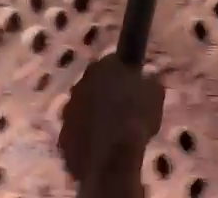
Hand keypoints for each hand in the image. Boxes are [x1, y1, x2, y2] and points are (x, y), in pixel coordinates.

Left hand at [58, 55, 164, 197]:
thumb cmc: (137, 118)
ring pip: (82, 109)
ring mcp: (68, 112)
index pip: (112, 61)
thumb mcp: (154, 93)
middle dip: (105, 93)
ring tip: (112, 130)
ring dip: (94, 116)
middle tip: (122, 106)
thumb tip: (145, 80)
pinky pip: (76, 134)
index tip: (132, 82)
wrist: (113, 157)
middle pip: (93, 84)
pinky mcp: (63, 139)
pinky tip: (102, 147)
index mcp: (102, 67)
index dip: (122, 72)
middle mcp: (80, 84)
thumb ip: (147, 81)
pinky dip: (86, 138)